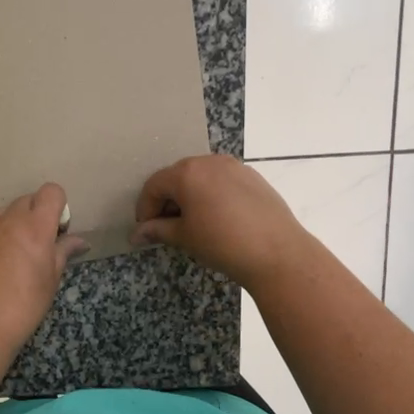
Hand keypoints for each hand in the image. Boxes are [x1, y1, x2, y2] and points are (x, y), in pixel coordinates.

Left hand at [0, 183, 88, 351]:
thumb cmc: (26, 304)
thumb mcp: (52, 278)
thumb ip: (64, 251)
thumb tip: (81, 241)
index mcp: (35, 226)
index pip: (51, 192)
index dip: (59, 206)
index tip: (59, 231)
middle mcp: (9, 220)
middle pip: (28, 199)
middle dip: (38, 214)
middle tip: (43, 244)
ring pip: (6, 212)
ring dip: (17, 223)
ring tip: (20, 254)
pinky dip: (0, 236)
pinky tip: (1, 265)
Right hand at [131, 154, 306, 290]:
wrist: (276, 252)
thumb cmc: (221, 243)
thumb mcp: (184, 237)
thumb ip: (158, 230)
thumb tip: (137, 234)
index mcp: (188, 173)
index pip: (154, 185)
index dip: (145, 209)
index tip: (145, 231)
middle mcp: (210, 161)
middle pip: (177, 177)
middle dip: (167, 201)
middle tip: (166, 228)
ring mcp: (234, 167)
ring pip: (201, 177)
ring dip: (189, 197)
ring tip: (192, 224)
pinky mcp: (253, 177)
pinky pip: (222, 182)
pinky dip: (211, 196)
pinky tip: (217, 219)